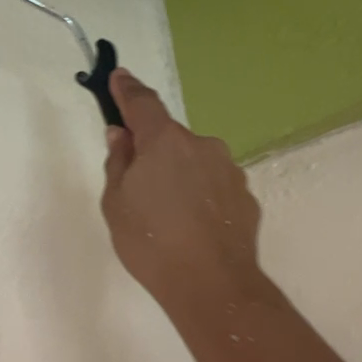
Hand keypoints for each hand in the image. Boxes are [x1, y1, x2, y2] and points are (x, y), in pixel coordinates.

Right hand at [100, 70, 264, 311]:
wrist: (211, 285)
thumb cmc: (151, 242)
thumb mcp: (116, 204)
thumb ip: (118, 163)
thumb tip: (122, 135)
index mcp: (164, 141)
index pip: (142, 102)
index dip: (127, 89)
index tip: (118, 77)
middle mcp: (202, 145)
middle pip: (170, 139)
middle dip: (154, 153)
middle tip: (138, 188)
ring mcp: (229, 170)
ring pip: (195, 164)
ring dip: (179, 178)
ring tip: (168, 219)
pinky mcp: (245, 197)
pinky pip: (213, 187)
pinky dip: (200, 198)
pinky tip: (192, 229)